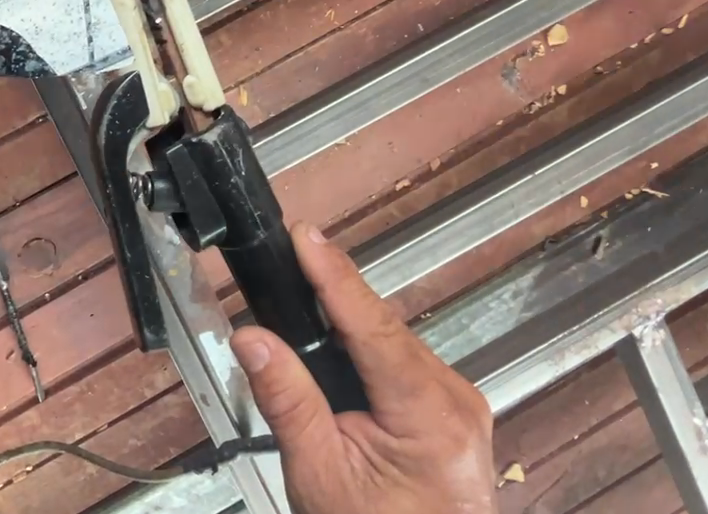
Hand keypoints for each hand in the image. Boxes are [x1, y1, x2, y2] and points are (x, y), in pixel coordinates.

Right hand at [230, 223, 494, 513]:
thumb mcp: (318, 474)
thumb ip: (286, 400)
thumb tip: (248, 335)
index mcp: (430, 414)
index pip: (372, 326)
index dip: (333, 275)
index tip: (302, 232)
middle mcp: (455, 397)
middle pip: (380, 325)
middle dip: (331, 291)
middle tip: (281, 255)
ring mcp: (458, 401)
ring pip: (388, 336)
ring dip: (343, 314)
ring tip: (296, 286)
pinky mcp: (450, 407)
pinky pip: (396, 355)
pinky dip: (358, 338)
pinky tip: (329, 330)